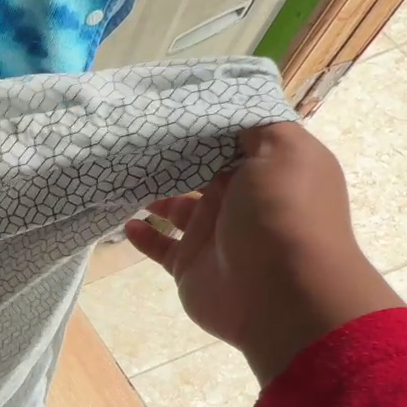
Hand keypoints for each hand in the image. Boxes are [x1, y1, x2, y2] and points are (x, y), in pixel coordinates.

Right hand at [124, 121, 402, 383]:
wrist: (279, 292)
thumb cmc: (282, 213)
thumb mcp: (282, 151)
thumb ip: (255, 128)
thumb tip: (230, 119)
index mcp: (269, 169)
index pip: (234, 140)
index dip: (205, 127)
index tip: (170, 113)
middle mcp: (243, 199)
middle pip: (201, 173)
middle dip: (173, 159)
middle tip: (136, 143)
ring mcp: (214, 234)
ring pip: (177, 208)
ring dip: (153, 195)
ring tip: (124, 179)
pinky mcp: (189, 264)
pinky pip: (160, 245)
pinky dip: (141, 235)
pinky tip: (125, 223)